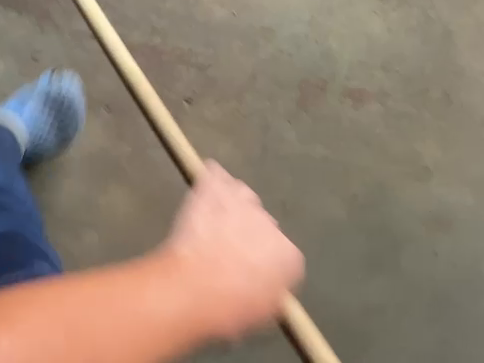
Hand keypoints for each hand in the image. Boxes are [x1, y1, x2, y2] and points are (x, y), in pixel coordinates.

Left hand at [156, 160, 304, 340]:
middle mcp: (270, 223)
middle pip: (263, 222)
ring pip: (242, 194)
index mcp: (289, 255)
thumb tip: (265, 280)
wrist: (195, 283)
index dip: (265, 259)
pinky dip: (213, 179)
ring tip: (217, 218)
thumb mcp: (263, 309)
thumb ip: (272, 286)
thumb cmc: (230, 306)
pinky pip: (215, 174)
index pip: (283, 252)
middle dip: (249, 231)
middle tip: (230, 246)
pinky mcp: (213, 186)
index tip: (252, 267)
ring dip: (233, 203)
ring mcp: (240, 201)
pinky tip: (207, 186)